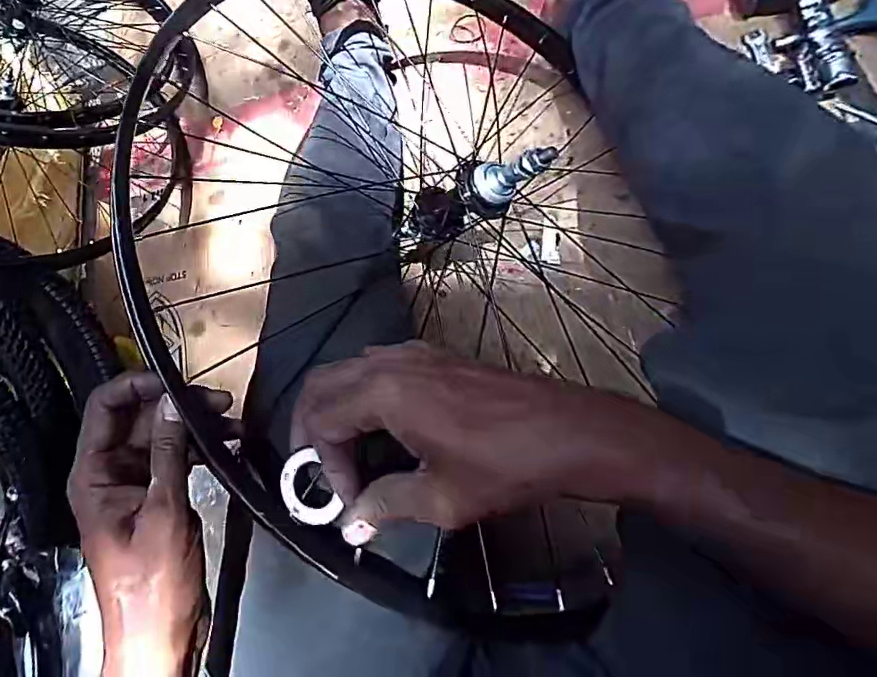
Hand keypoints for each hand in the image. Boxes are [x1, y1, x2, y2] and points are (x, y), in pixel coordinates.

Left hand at [67, 372, 231, 676]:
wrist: (160, 641)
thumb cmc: (150, 588)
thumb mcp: (161, 514)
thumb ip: (167, 454)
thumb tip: (172, 403)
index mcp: (93, 474)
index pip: (105, 407)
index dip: (135, 385)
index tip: (172, 381)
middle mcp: (110, 471)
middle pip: (140, 417)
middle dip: (178, 404)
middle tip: (217, 400)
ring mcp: (135, 482)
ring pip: (163, 433)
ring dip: (196, 424)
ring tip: (231, 420)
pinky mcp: (158, 494)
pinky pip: (177, 456)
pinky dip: (201, 447)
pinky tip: (228, 442)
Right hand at [290, 341, 702, 542]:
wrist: (565, 430)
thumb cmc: (503, 465)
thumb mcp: (441, 498)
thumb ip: (385, 504)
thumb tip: (350, 523)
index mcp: (383, 392)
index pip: (323, 420)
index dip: (324, 464)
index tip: (347, 500)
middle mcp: (386, 362)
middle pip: (321, 383)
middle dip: (311, 427)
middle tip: (320, 470)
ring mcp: (407, 352)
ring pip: (344, 370)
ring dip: (334, 408)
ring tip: (347, 453)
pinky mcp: (427, 353)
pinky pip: (372, 365)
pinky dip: (358, 393)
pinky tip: (380, 426)